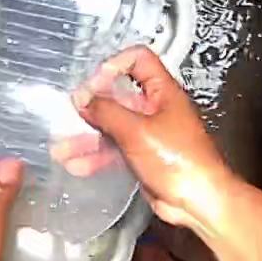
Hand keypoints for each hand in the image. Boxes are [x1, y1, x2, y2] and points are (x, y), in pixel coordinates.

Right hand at [52, 45, 236, 230]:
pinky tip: (75, 165)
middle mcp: (156, 108)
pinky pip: (115, 150)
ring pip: (112, 126)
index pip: (138, 60)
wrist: (199, 201)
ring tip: (61, 147)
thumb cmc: (181, 161)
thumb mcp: (137, 131)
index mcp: (163, 92)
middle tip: (69, 114)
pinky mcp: (143, 156)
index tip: (93, 83)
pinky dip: (96, 156)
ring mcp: (149, 133)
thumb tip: (81, 98)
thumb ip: (106, 112)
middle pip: (118, 95)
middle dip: (91, 105)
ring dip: (87, 136)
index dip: (114, 65)